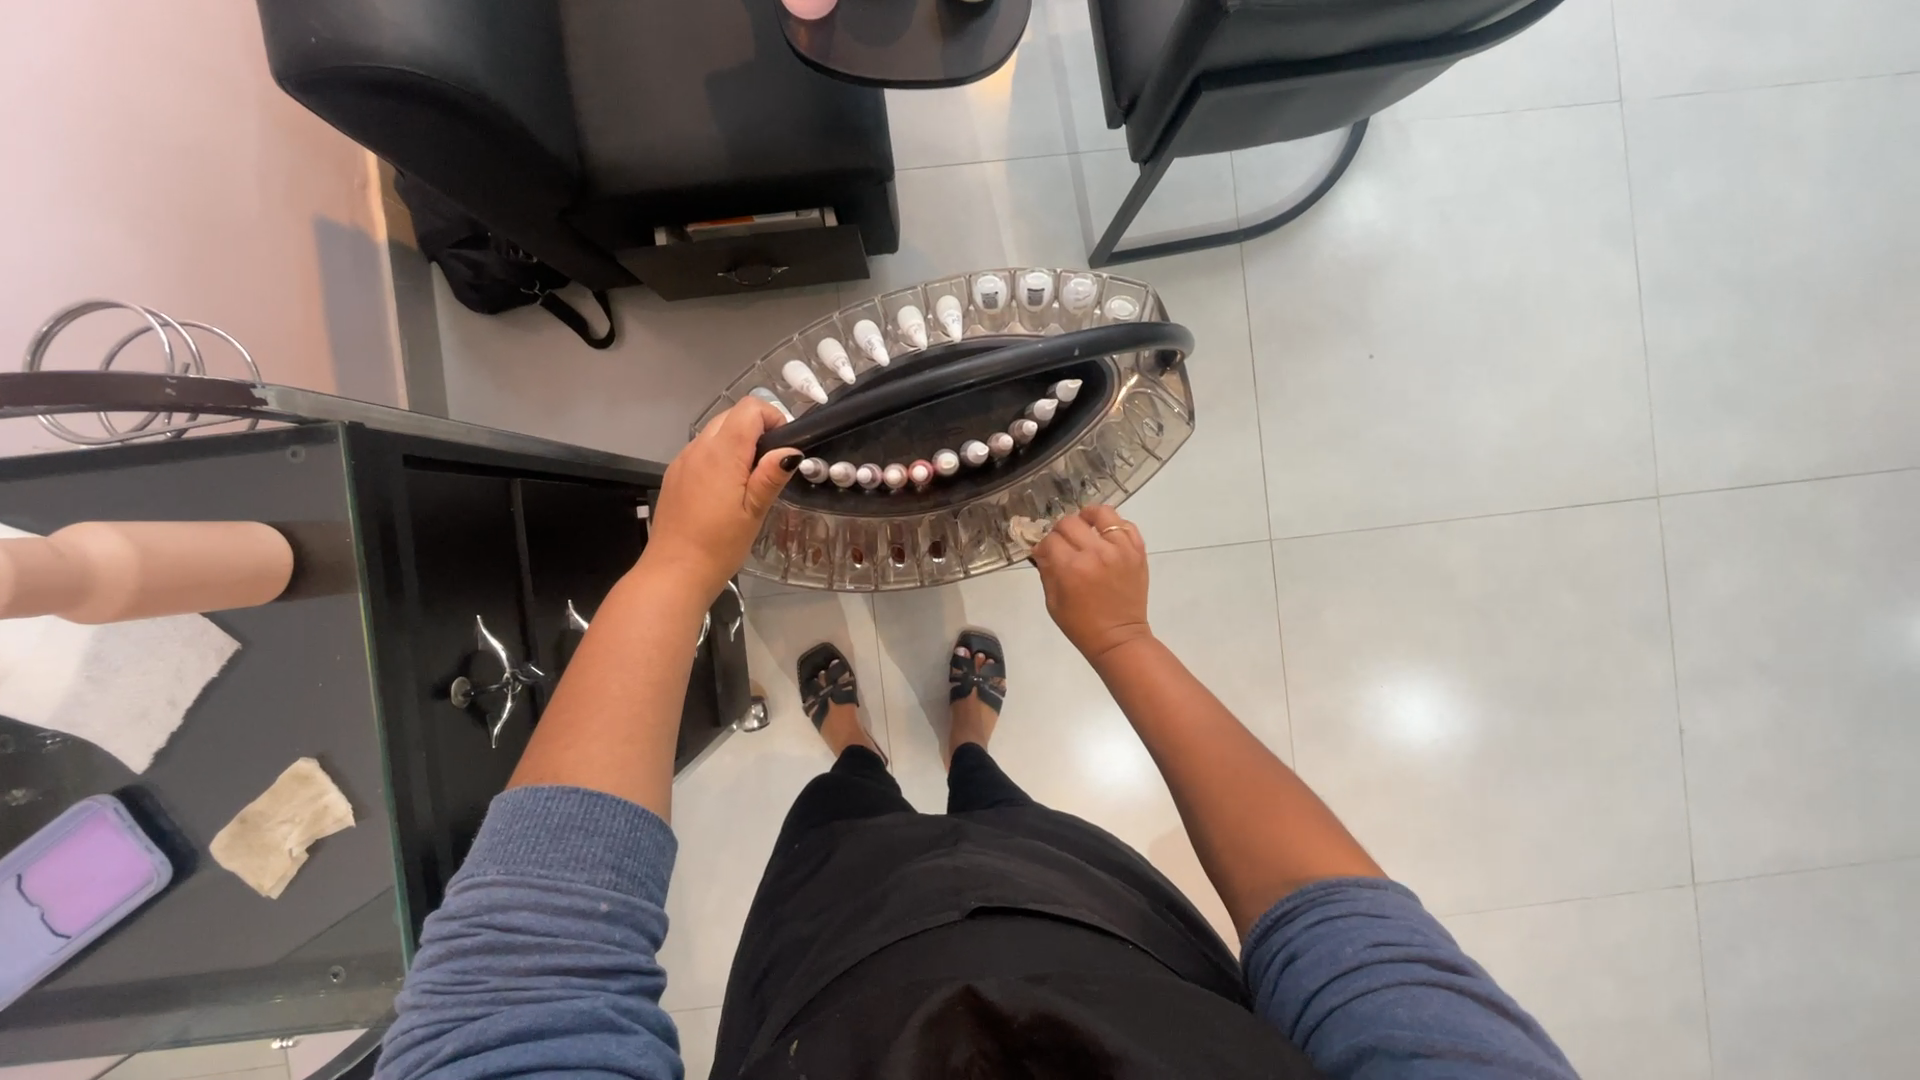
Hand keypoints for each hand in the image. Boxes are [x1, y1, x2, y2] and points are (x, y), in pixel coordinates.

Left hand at [643, 398, 797, 599]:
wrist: (674, 571)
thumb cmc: (720, 545)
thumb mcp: (754, 512)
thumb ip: (771, 476)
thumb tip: (791, 451)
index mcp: (722, 454)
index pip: (750, 409)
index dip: (773, 418)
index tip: (783, 446)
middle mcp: (698, 448)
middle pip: (732, 415)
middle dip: (757, 428)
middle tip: (770, 464)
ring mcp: (683, 459)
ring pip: (715, 430)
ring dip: (737, 441)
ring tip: (750, 479)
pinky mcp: (675, 474)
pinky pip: (702, 449)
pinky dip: (720, 455)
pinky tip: (726, 489)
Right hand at [1032, 506, 1151, 663]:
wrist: (1119, 638)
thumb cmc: (1081, 625)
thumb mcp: (1053, 601)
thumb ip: (1046, 570)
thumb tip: (1041, 548)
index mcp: (1072, 568)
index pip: (1050, 539)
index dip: (1044, 544)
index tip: (1046, 552)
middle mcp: (1096, 553)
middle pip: (1070, 522)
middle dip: (1060, 530)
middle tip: (1063, 542)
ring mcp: (1121, 550)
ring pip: (1102, 514)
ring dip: (1088, 518)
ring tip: (1086, 526)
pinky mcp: (1138, 552)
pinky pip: (1126, 525)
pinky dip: (1114, 526)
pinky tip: (1106, 535)